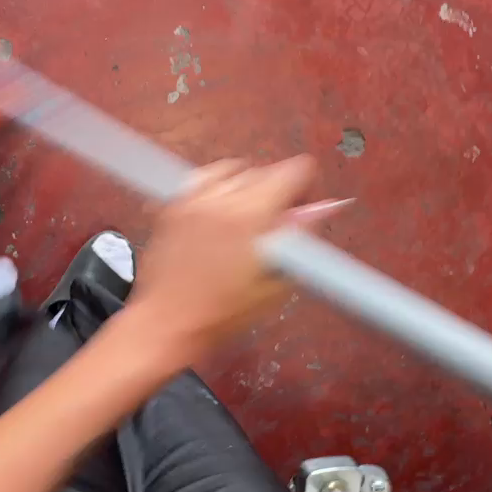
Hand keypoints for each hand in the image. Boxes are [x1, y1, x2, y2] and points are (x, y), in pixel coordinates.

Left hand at [126, 156, 340, 362]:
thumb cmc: (224, 313)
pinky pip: (200, 178)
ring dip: (245, 186)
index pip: (294, 171)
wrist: (168, 322)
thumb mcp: (276, 285)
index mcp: (252, 214)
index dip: (307, 189)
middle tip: (274, 228)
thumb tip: (322, 209)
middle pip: (264, 171)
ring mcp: (193, 199)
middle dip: (277, 192)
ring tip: (245, 217)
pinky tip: (217, 212)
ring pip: (232, 169)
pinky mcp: (172, 206)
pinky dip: (214, 187)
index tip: (302, 213)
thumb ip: (300, 239)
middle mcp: (222, 198)